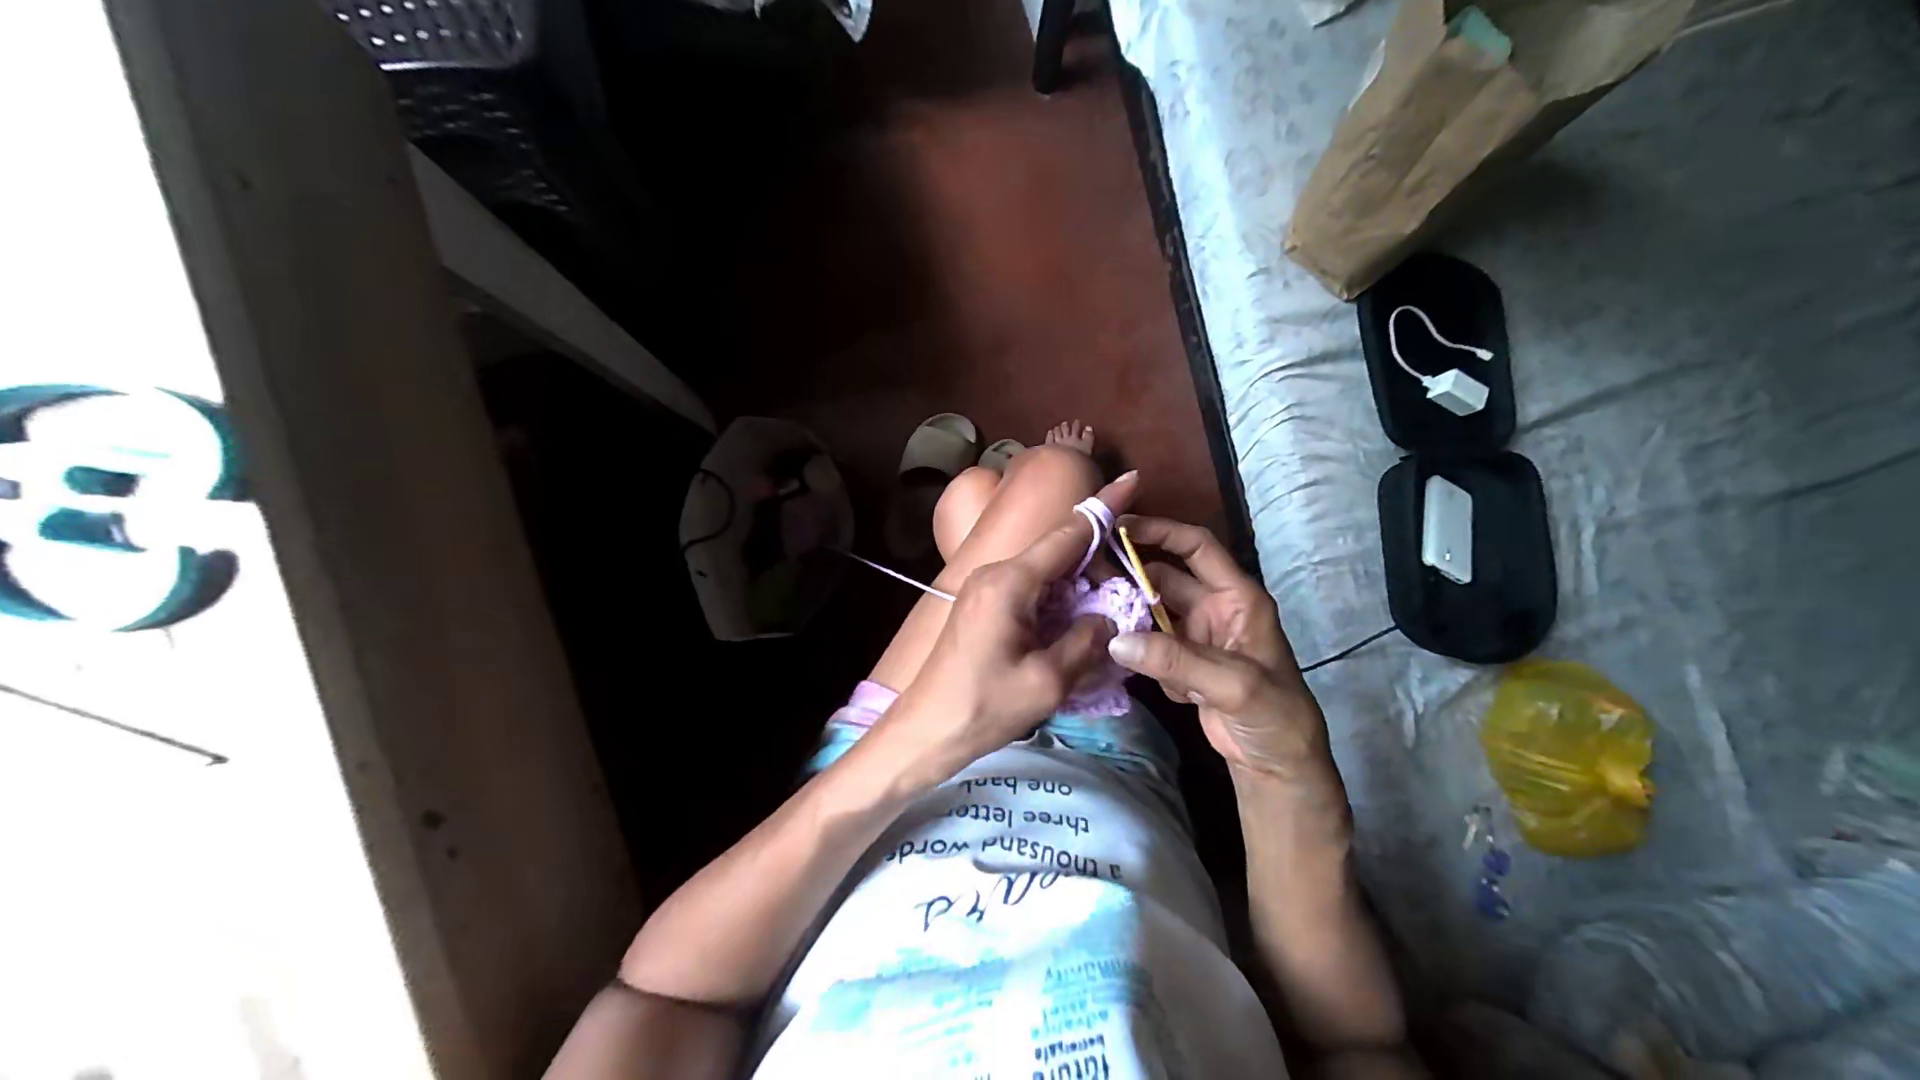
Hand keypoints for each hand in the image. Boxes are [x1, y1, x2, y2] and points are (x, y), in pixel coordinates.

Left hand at [862, 476, 1136, 791]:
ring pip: (1044, 572)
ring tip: (1110, 606)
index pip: (1067, 534)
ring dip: (1078, 583)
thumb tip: (1108, 619)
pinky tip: (1076, 619)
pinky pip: (1028, 590)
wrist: (924, 731)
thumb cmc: (983, 707)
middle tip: (1131, 591)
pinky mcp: (980, 605)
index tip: (1133, 480)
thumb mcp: (1048, 681)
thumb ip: (1086, 641)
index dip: (1104, 508)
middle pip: (1057, 552)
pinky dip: (1057, 598)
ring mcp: (983, 587)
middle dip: (1097, 563)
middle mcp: (994, 573)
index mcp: (1010, 582)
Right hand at [1106, 516, 1330, 777]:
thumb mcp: (1234, 684)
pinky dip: (1135, 651)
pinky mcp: (1180, 665)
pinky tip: (1128, 663)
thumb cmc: (1275, 715)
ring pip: (1151, 613)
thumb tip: (1117, 639)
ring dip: (1128, 616)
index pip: (1197, 547)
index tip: (1119, 528)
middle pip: (1163, 578)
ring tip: (1094, 615)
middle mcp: (1213, 609)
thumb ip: (1177, 659)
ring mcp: (1195, 638)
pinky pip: (1148, 646)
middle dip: (1130, 576)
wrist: (1279, 766)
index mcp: (1237, 598)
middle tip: (1088, 576)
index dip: (1161, 531)